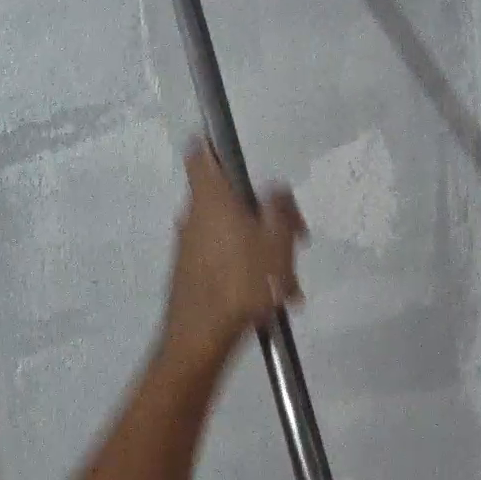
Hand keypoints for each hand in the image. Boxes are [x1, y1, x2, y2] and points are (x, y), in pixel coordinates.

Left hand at [161, 139, 306, 363]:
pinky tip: (270, 301)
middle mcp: (192, 216)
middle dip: (263, 217)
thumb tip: (276, 190)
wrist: (202, 335)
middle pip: (229, 200)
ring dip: (261, 253)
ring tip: (288, 285)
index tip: (227, 146)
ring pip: (232, 236)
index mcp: (211, 198)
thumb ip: (281, 207)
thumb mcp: (278, 240)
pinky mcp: (188, 273)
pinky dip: (247, 273)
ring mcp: (187, 246)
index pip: (201, 154)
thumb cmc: (243, 280)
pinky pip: (224, 261)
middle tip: (293, 240)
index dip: (212, 143)